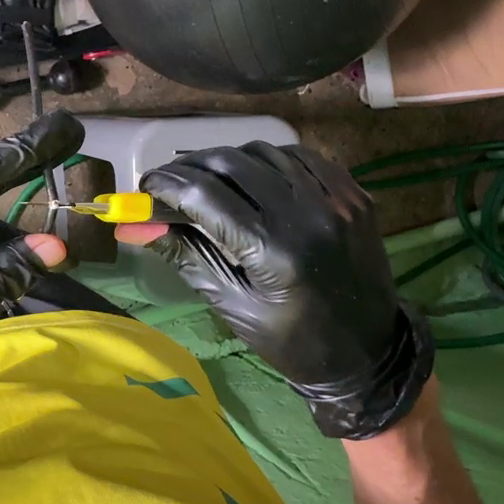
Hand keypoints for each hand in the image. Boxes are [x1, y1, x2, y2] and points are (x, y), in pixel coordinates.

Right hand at [115, 143, 432, 438]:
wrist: (368, 351)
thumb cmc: (290, 340)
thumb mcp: (230, 305)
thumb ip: (185, 256)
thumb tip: (135, 225)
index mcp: (273, 253)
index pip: (205, 195)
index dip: (167, 185)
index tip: (145, 187)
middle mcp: (306, 215)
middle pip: (232, 163)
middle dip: (190, 166)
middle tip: (170, 181)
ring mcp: (335, 199)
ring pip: (265, 152)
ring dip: (228, 160)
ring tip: (208, 179)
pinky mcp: (353, 194)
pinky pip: (300, 157)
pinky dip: (268, 161)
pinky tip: (253, 177)